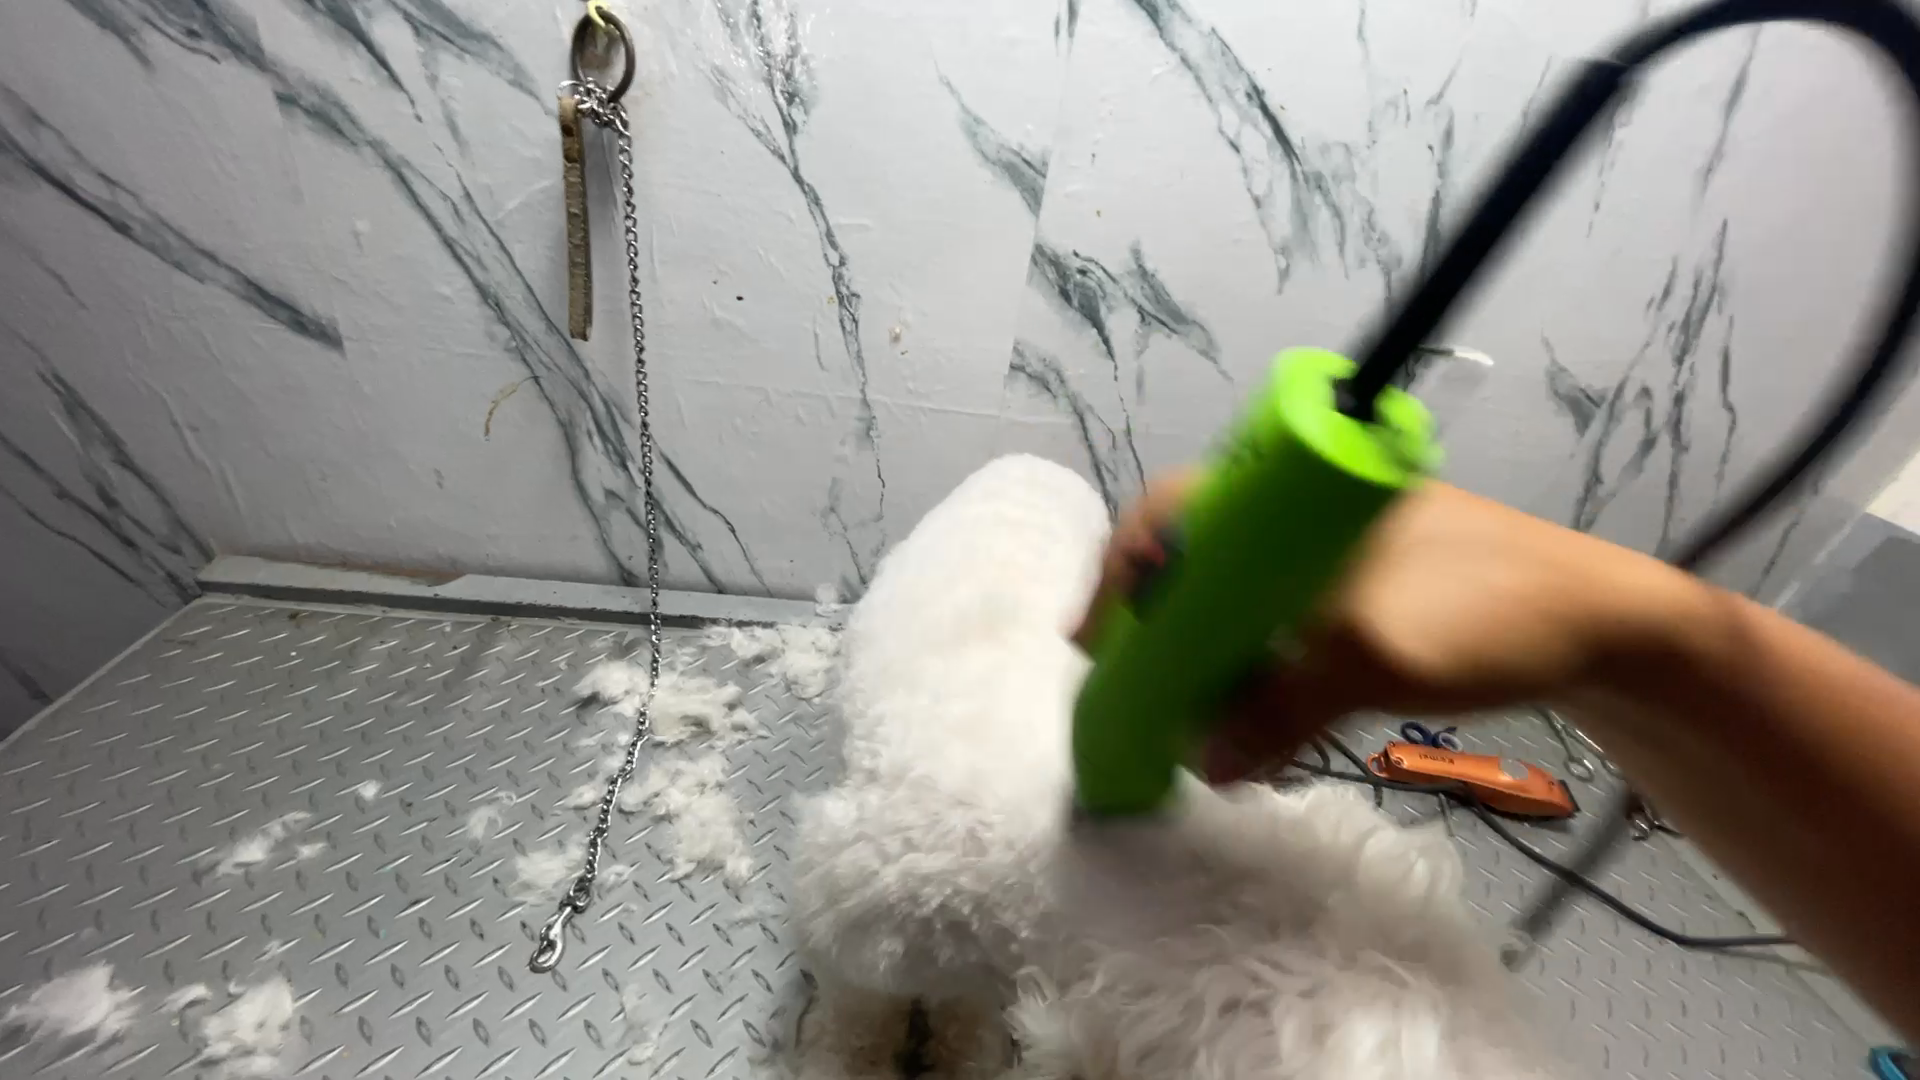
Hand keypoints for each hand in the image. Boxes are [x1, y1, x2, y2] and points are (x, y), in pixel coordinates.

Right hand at [1074, 473, 1707, 782]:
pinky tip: (1241, 709)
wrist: (1611, 630)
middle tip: (1127, 677)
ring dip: (1197, 650)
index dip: (1122, 566)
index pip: (1170, 506)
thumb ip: (1279, 710)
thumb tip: (1202, 765)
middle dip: (1153, 618)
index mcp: (1288, 488)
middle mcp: (1290, 513)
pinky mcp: (1342, 594)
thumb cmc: (1488, 610)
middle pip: (1187, 555)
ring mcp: (1316, 555)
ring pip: (1225, 594)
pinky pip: (1265, 624)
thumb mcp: (1373, 657)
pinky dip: (1242, 665)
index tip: (1097, 634)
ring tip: (1174, 705)